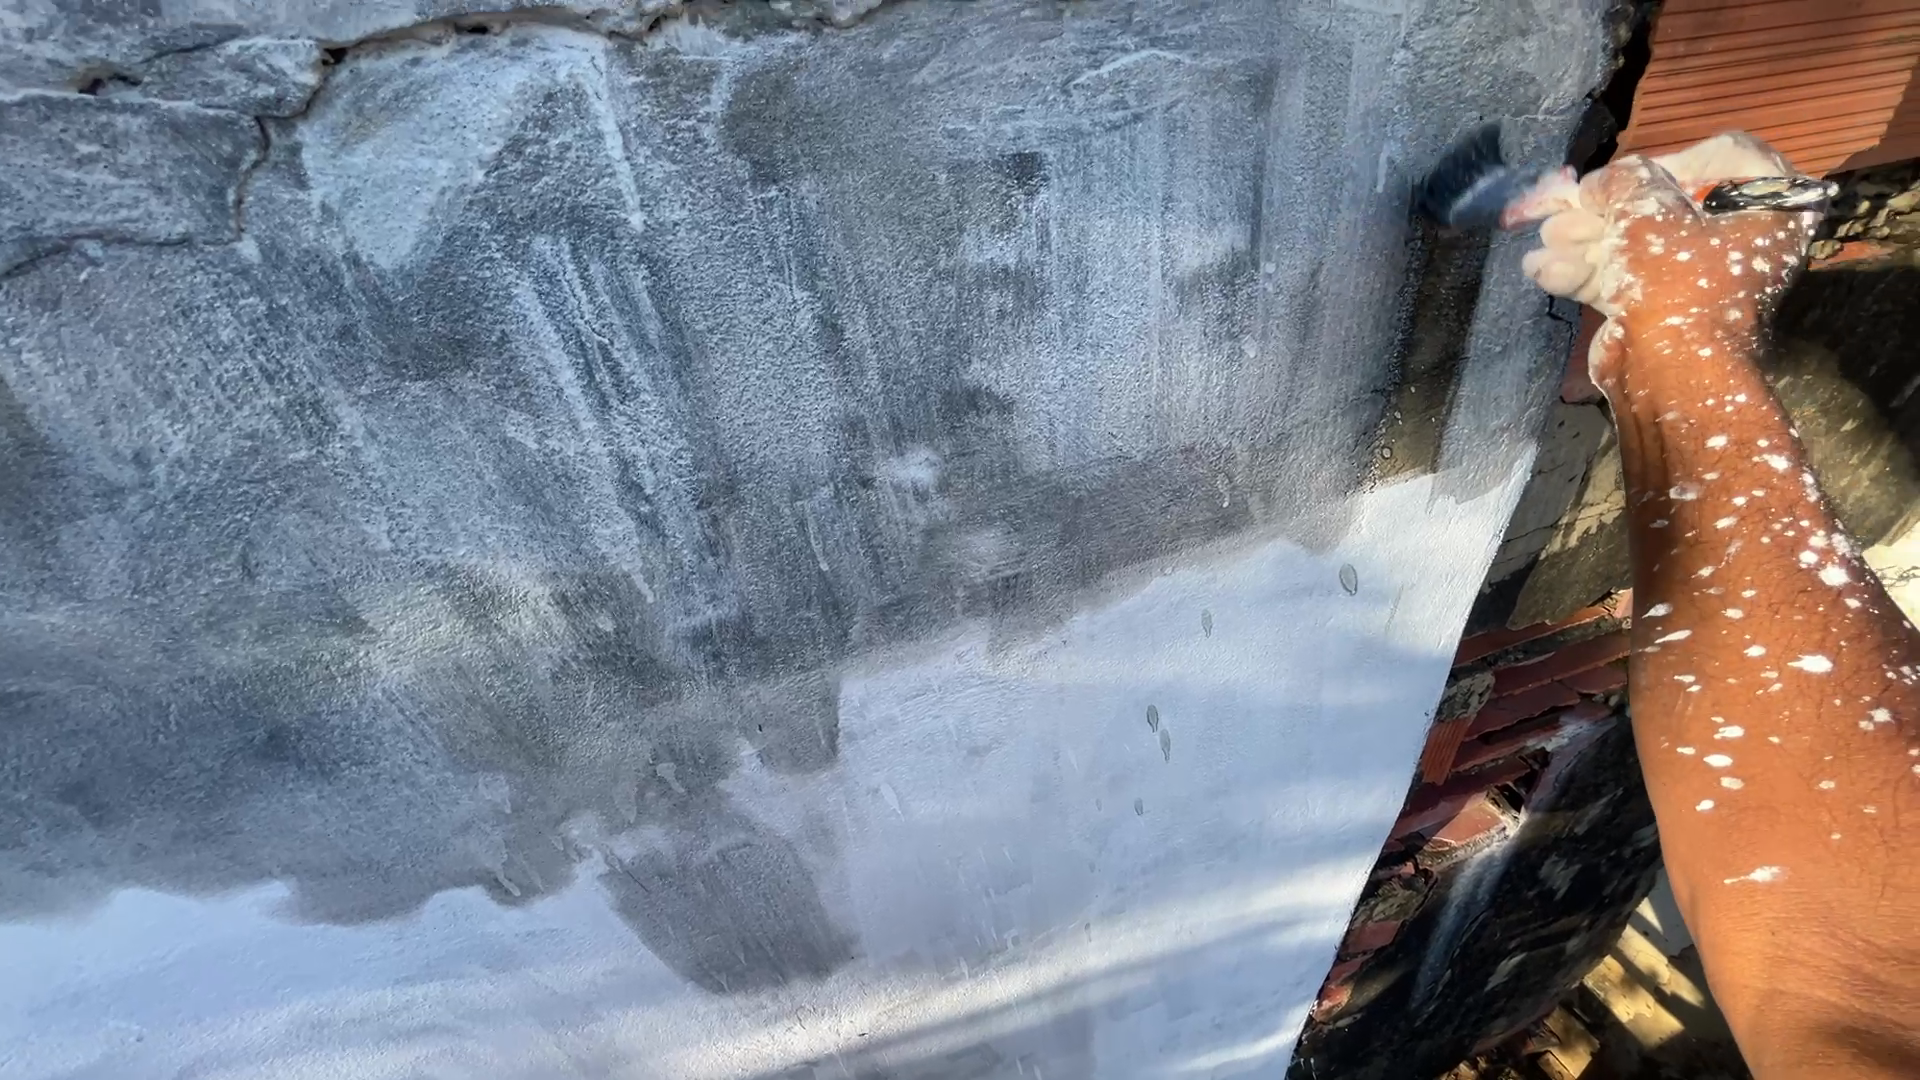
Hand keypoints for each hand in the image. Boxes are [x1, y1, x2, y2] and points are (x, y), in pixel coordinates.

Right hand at [1520, 133, 1822, 387]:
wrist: (1669, 369)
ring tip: (1545, 240)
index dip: (1662, 162)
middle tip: (1559, 210)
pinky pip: (1612, 275)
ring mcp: (1688, 271)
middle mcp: (1733, 234)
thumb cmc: (1678, 284)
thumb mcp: (1650, 217)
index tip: (1618, 180)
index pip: (1718, 157)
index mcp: (1767, 203)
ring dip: (1578, 239)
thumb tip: (1599, 181)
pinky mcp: (1650, 302)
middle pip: (1656, 204)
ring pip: (1625, 241)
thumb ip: (1625, 183)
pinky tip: (1541, 269)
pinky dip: (1576, 270)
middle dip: (1600, 209)